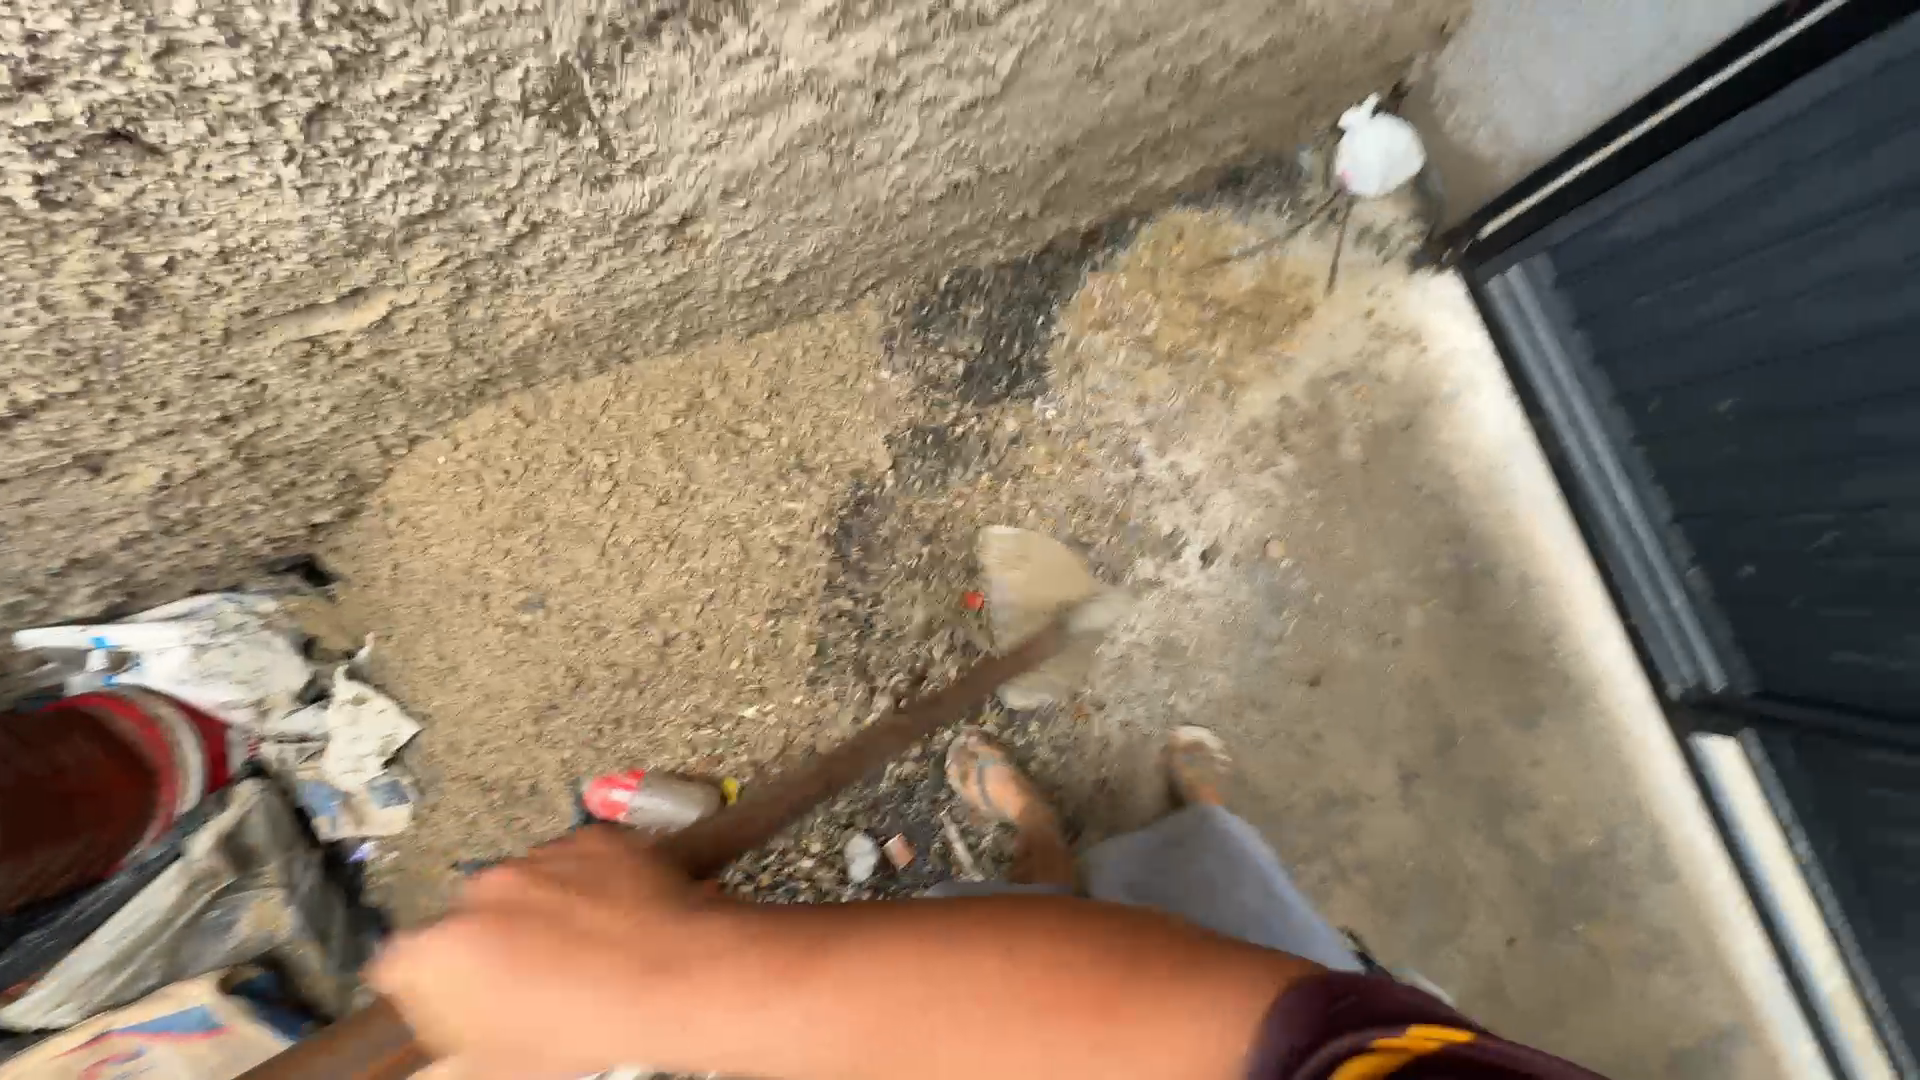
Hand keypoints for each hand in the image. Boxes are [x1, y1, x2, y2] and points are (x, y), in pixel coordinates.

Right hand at [369, 826, 719, 1077]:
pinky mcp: (597, 835)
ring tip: (582, 939)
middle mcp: (486, 887)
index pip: (402, 961)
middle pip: (469, 913)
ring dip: (540, 903)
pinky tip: (612, 909)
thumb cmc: (584, 1026)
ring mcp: (545, 853)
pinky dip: (586, 876)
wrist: (672, 971)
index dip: (429, 982)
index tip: (455, 993)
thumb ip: (450, 1056)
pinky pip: (577, 856)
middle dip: (490, 936)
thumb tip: (434, 1063)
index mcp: (443, 947)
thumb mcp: (497, 1063)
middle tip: (530, 969)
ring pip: (526, 880)